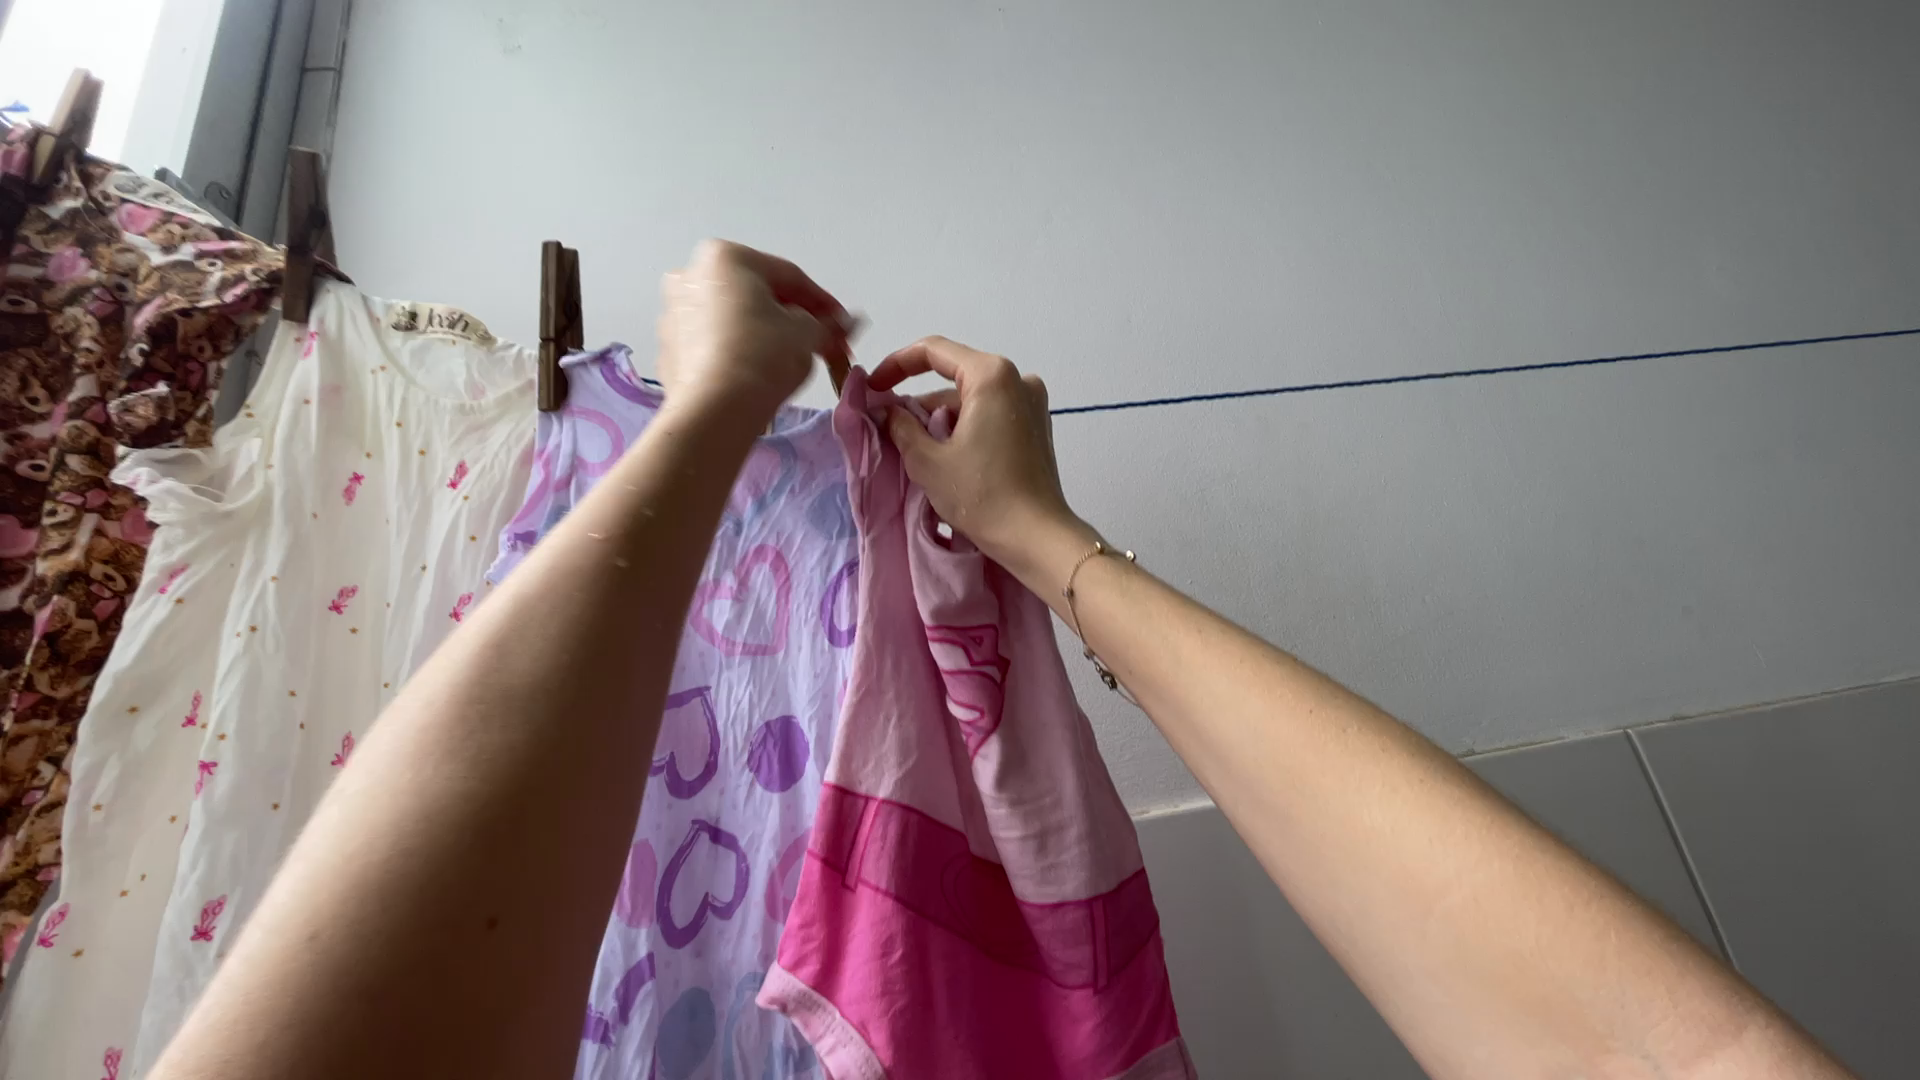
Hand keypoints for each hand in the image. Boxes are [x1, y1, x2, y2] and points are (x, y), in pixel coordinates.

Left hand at [657, 240, 851, 415]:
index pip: (789, 276)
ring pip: (734, 319)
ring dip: (766, 334)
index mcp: (725, 257)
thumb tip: (849, 321)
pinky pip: (715, 344)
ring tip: (793, 360)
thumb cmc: (762, 356)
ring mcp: (673, 313)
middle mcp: (691, 275)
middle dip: (794, 319)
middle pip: (758, 295)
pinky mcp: (668, 350)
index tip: (845, 326)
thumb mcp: (806, 335)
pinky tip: (759, 374)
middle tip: (822, 344)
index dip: (825, 304)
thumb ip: (828, 324)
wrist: (714, 410)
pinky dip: (739, 353)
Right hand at [870, 336, 1093, 569]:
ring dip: (941, 420)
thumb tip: (887, 410)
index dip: (896, 365)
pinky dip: (964, 428)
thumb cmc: (981, 495)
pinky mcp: (1037, 426)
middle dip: (919, 402)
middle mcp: (1018, 379)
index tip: (873, 388)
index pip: (933, 351)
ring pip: (971, 399)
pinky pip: (990, 414)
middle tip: (889, 429)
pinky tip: (946, 456)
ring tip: (915, 451)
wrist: (1036, 537)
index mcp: (991, 375)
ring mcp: (1032, 403)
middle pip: (954, 378)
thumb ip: (900, 426)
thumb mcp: (928, 461)